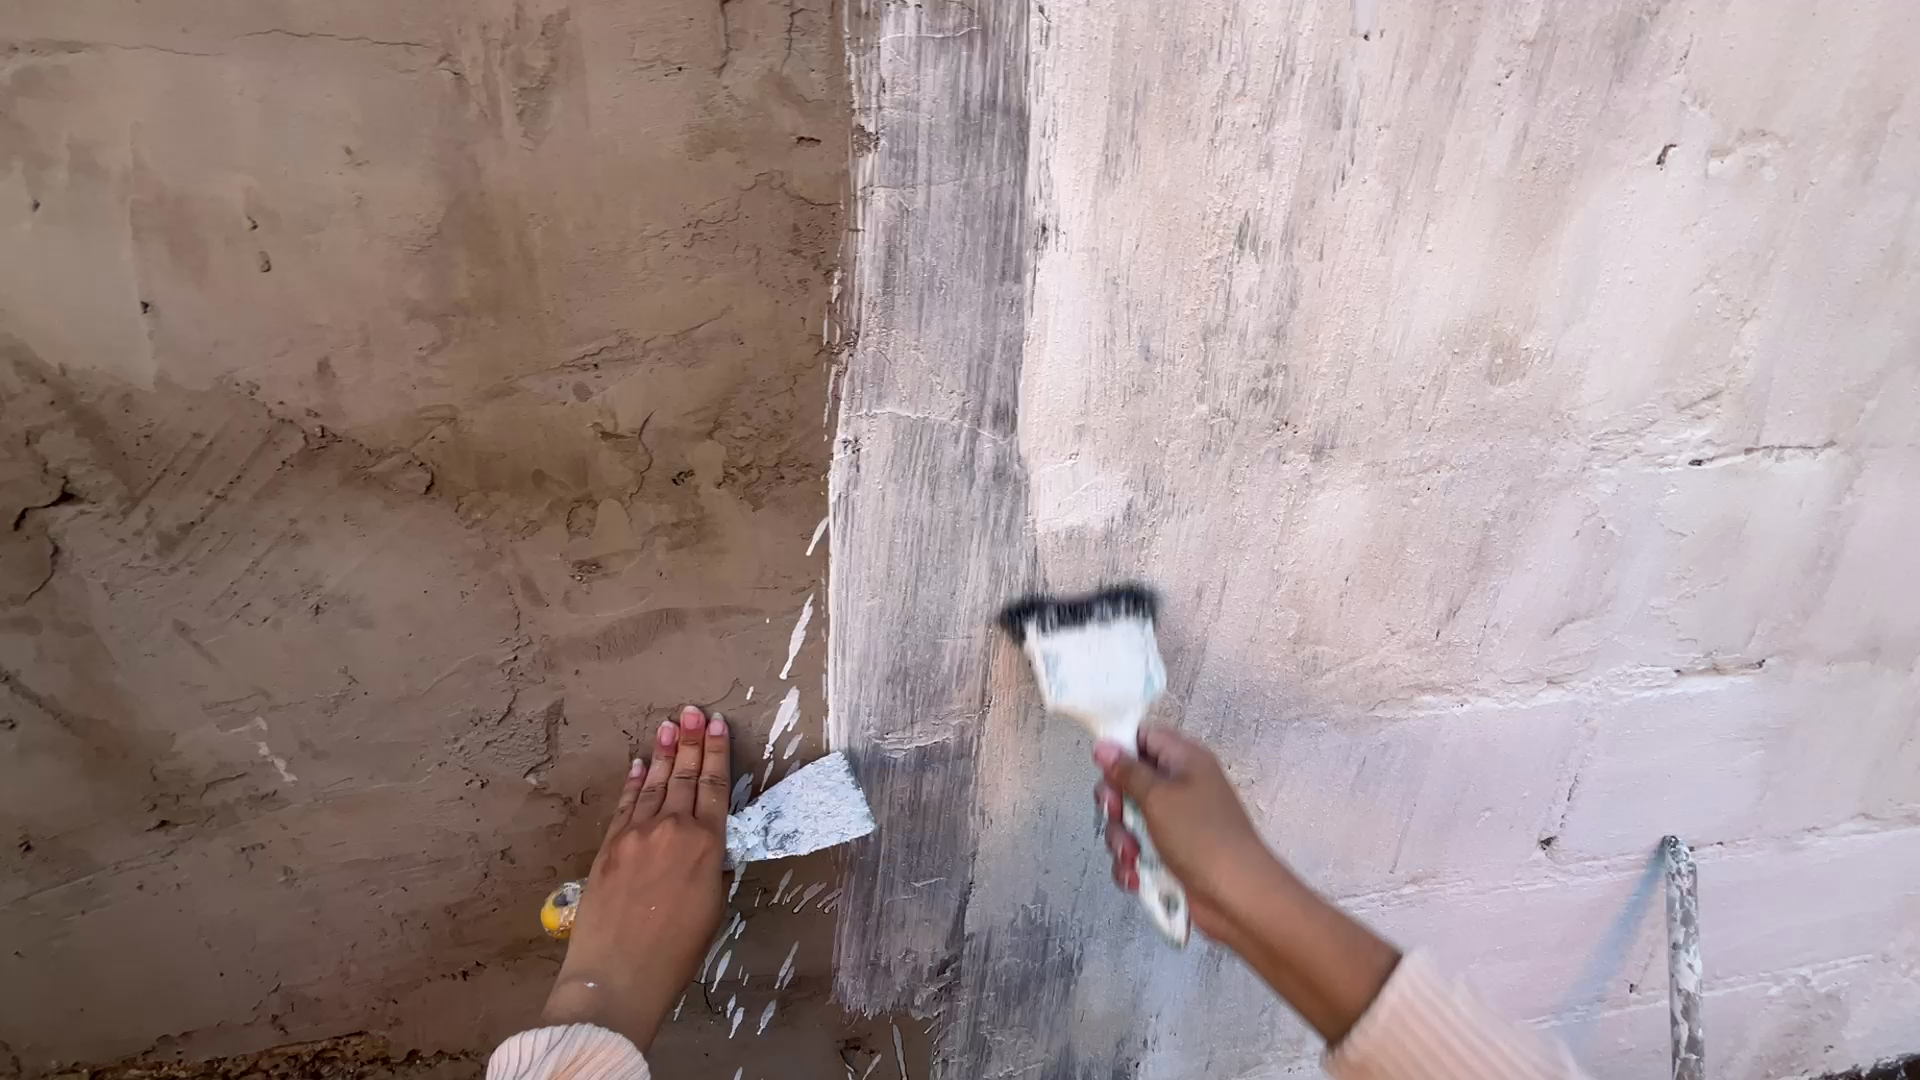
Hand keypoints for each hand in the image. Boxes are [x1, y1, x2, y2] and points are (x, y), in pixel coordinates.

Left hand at [541, 706, 731, 1050]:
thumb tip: (705, 842)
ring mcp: (637, 834)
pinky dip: (632, 782)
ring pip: (654, 783)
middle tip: (693, 710)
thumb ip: (711, 863)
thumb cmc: (677, 950)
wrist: (616, 978)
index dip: (717, 752)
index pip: (714, 785)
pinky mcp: (609, 847)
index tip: (718, 724)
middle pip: (684, 775)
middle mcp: (673, 828)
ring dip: (663, 752)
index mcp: (707, 843)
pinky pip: (624, 805)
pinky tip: (638, 763)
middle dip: (691, 740)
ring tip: (670, 724)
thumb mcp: (713, 904)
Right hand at [1092, 724, 1276, 949]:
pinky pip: (1137, 848)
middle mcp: (1179, 785)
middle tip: (1117, 813)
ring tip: (1133, 855)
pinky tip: (1137, 875)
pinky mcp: (1170, 853)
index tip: (1102, 767)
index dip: (1119, 747)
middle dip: (1115, 802)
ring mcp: (1175, 821)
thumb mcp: (1159, 797)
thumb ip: (1127, 770)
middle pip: (1129, 779)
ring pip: (1129, 818)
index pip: (1143, 736)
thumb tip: (1103, 746)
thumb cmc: (1202, 837)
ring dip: (1121, 838)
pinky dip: (1132, 862)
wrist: (1239, 900)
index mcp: (1184, 760)